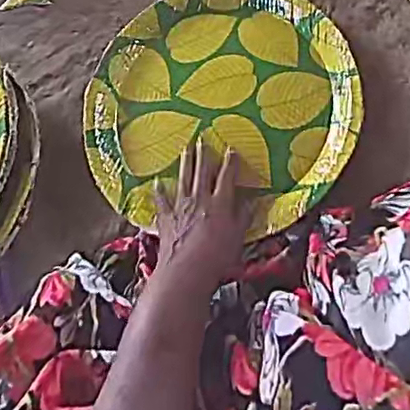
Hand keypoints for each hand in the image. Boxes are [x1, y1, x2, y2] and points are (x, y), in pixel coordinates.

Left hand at [151, 141, 252, 296]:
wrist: (184, 271)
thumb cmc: (216, 256)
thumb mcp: (237, 236)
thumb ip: (243, 216)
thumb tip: (253, 201)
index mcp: (220, 202)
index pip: (227, 176)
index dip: (230, 162)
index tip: (231, 149)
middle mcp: (200, 199)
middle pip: (202, 171)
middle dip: (204, 154)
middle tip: (202, 138)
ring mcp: (181, 206)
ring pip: (183, 178)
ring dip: (185, 162)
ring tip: (185, 148)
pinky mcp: (166, 218)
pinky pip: (162, 200)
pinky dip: (159, 190)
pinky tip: (157, 181)